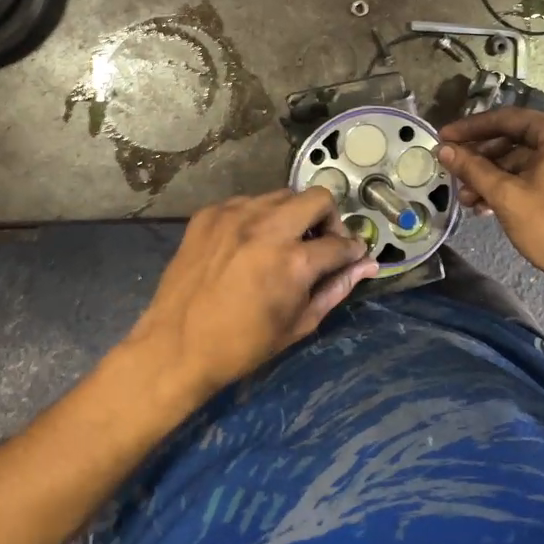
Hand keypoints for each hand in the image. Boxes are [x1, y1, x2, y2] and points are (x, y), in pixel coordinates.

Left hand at [129, 187, 377, 398]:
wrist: (176, 347)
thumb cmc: (243, 345)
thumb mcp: (300, 323)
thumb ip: (337, 287)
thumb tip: (367, 265)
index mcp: (293, 261)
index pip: (341, 243)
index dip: (353, 251)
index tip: (353, 256)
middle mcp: (267, 228)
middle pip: (318, 199)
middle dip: (329, 220)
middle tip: (321, 243)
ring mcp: (234, 216)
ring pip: (283, 196)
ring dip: (293, 216)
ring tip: (284, 243)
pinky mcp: (209, 214)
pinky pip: (249, 202)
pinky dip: (259, 218)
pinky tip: (251, 244)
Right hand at [436, 108, 543, 290]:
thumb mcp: (506, 196)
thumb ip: (473, 169)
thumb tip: (444, 150)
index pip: (506, 119)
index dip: (470, 129)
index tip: (443, 137)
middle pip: (517, 139)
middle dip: (482, 160)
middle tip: (454, 174)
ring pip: (527, 159)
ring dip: (495, 177)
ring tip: (467, 200)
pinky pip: (541, 172)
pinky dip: (516, 184)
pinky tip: (490, 205)